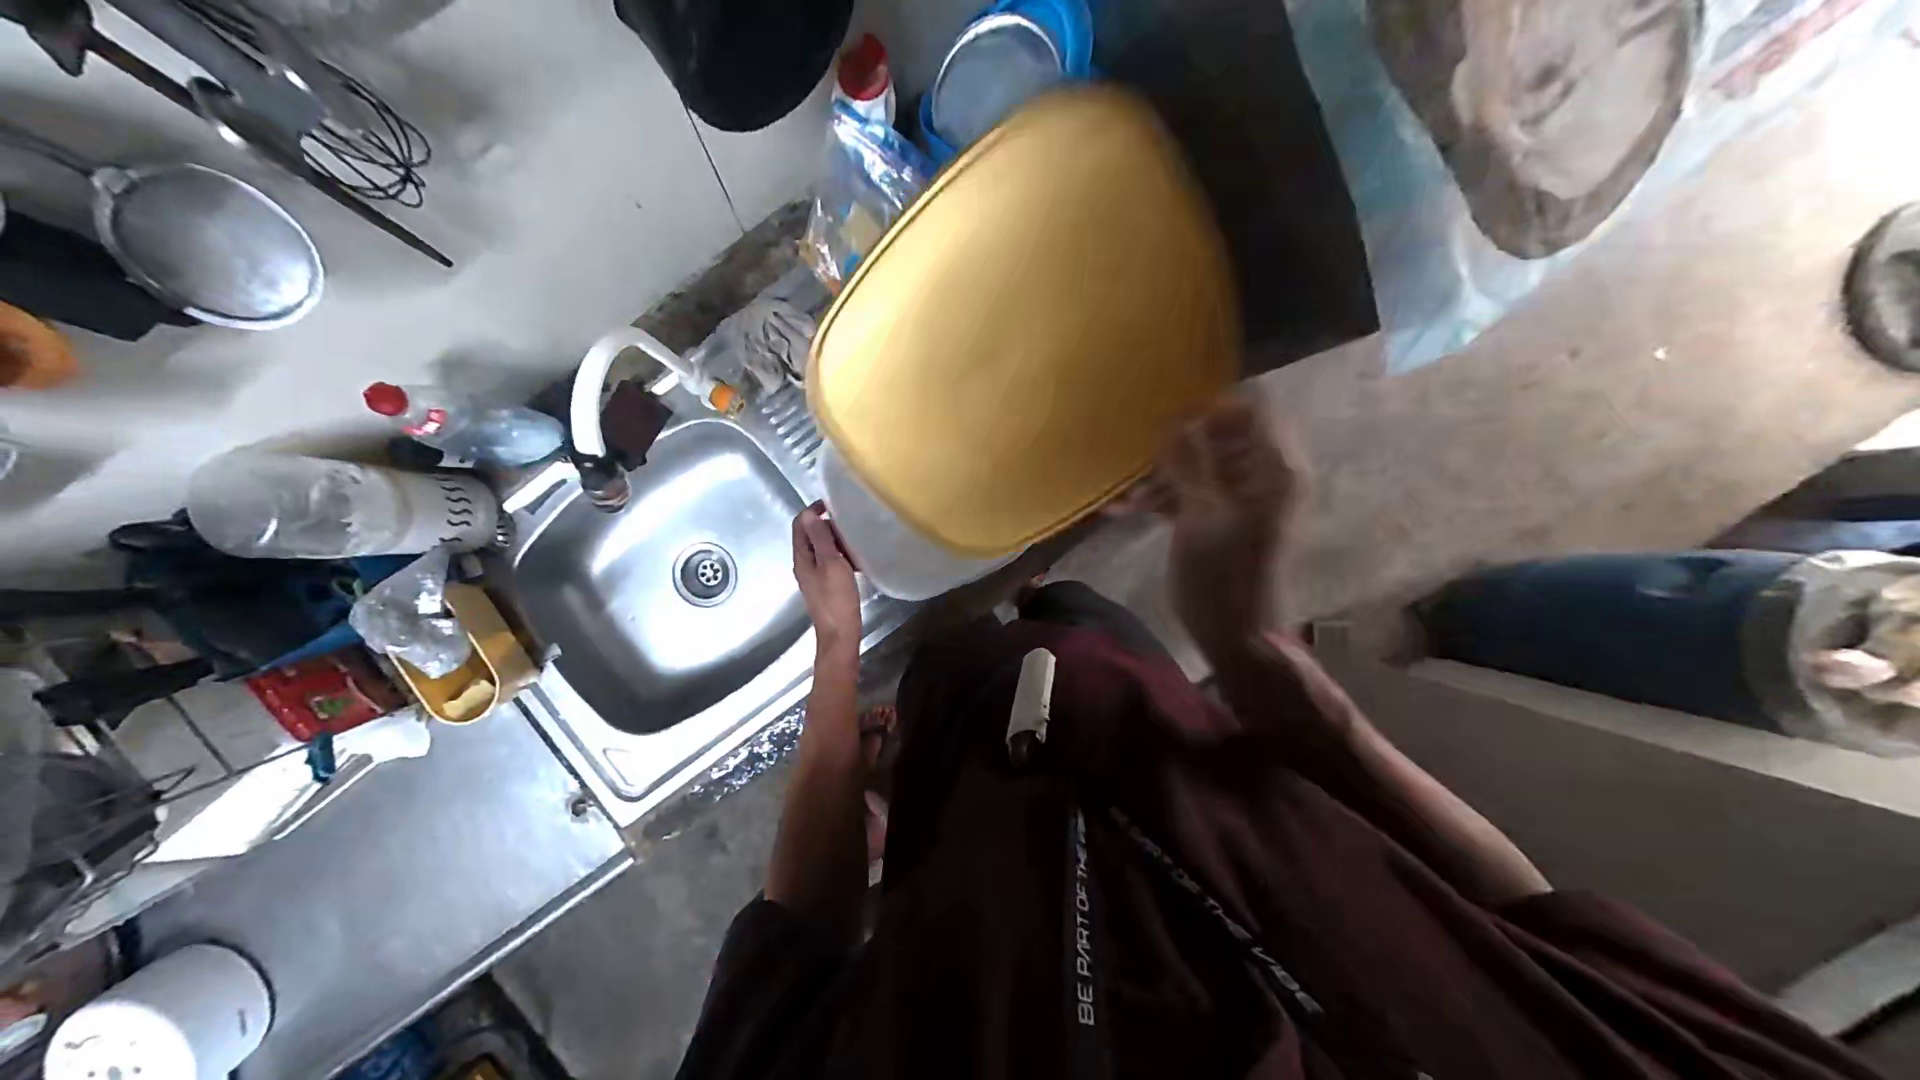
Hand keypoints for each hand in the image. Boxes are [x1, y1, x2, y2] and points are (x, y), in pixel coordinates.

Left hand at [793, 502, 860, 659]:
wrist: (840, 635)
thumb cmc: (836, 600)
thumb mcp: (831, 565)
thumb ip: (820, 539)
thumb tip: (809, 514)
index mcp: (802, 558)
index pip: (800, 524)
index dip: (813, 510)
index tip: (835, 504)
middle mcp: (805, 564)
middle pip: (812, 535)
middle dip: (830, 525)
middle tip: (852, 524)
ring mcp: (816, 575)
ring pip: (824, 549)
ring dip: (839, 541)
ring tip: (858, 540)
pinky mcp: (827, 584)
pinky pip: (833, 562)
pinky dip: (844, 556)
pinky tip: (859, 560)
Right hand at [1150, 396, 1304, 657]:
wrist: (1236, 635)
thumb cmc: (1223, 575)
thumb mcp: (1202, 513)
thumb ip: (1190, 460)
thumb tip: (1179, 414)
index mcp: (1273, 468)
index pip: (1250, 408)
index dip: (1210, 406)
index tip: (1168, 413)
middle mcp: (1262, 475)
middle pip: (1220, 436)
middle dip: (1178, 443)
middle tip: (1142, 456)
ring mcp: (1241, 498)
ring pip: (1200, 465)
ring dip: (1163, 476)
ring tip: (1125, 497)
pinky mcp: (1221, 518)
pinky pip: (1192, 492)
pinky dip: (1163, 498)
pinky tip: (1124, 510)